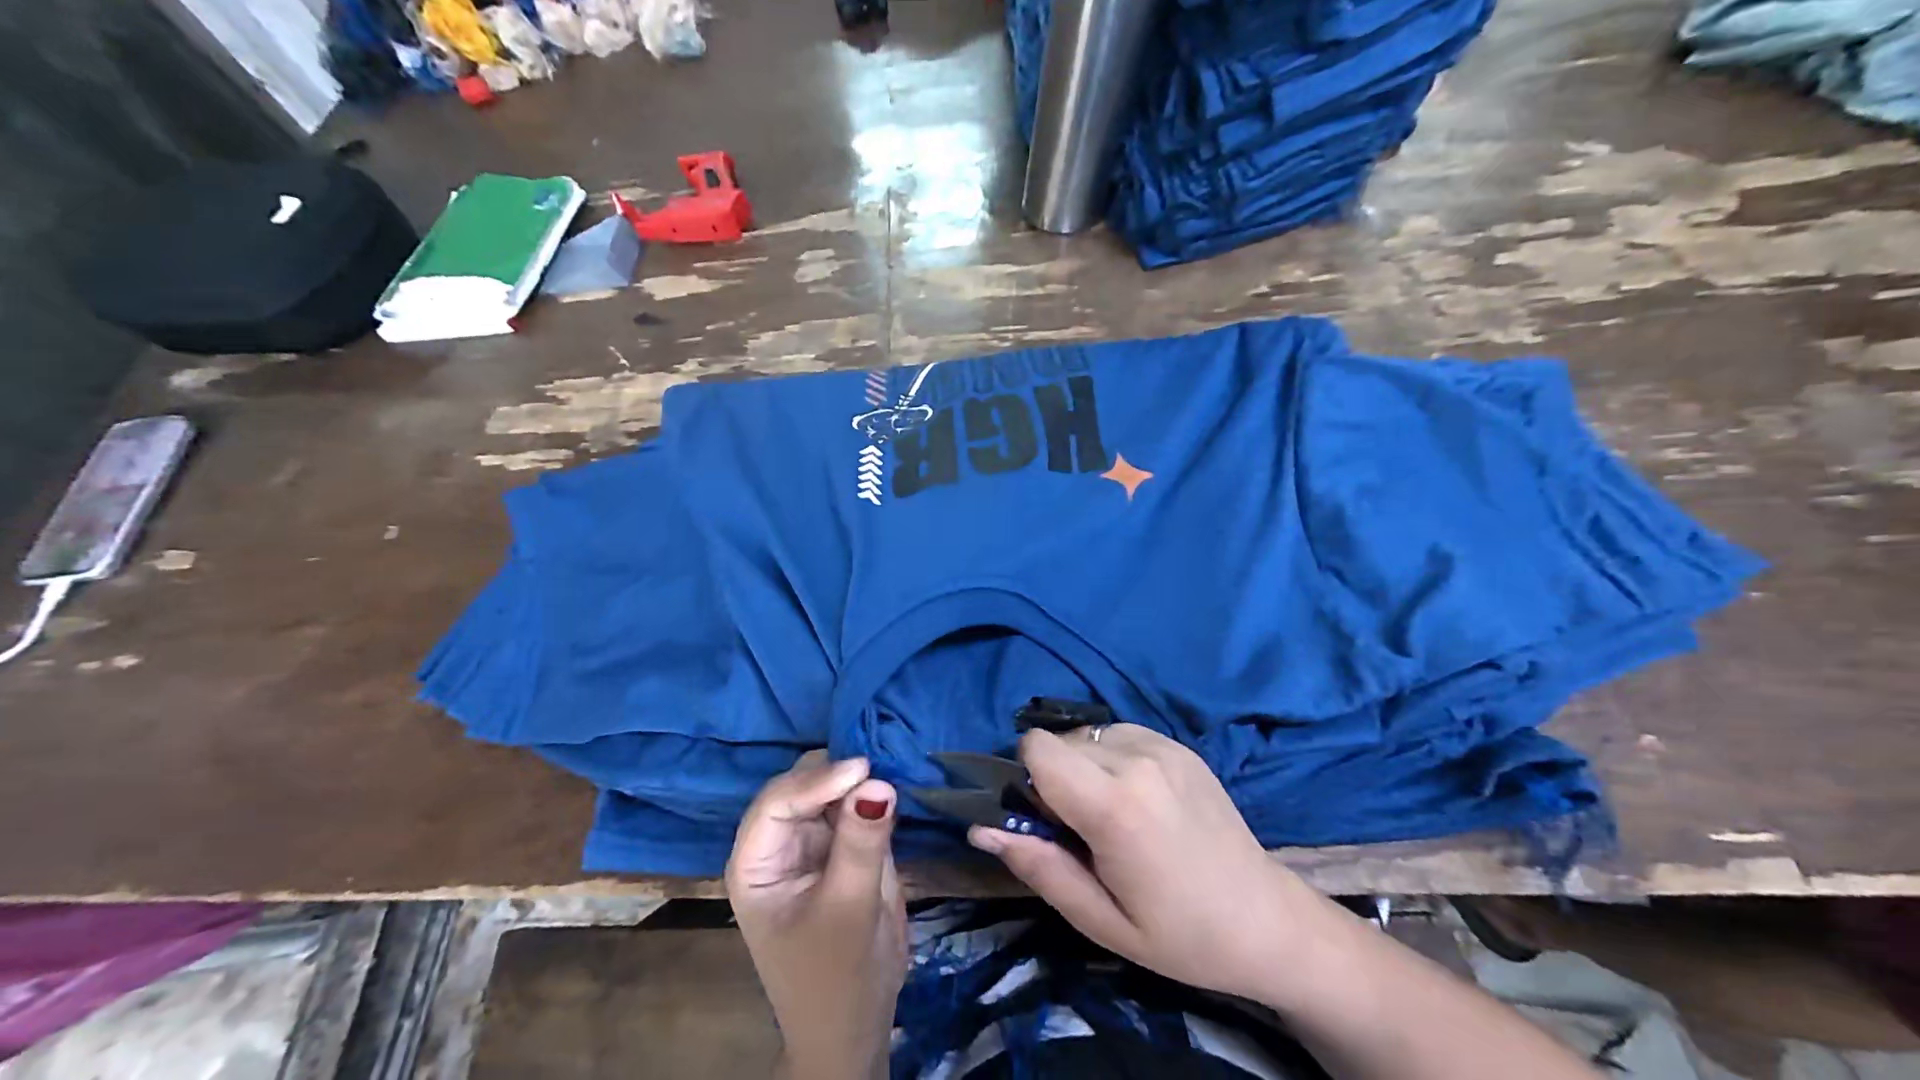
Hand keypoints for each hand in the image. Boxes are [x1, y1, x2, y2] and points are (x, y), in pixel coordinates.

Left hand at [727, 752, 904, 1079]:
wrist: (856, 1024)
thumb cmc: (837, 977)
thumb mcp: (849, 910)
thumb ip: (860, 845)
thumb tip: (878, 783)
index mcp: (755, 863)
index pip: (776, 803)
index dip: (817, 780)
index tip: (863, 769)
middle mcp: (777, 844)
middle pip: (800, 786)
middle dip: (836, 774)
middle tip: (880, 769)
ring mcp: (810, 844)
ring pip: (829, 790)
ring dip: (856, 781)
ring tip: (889, 772)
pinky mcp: (840, 848)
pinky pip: (853, 808)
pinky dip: (871, 796)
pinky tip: (890, 789)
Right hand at [969, 725, 1345, 1003]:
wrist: (1266, 920)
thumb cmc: (1178, 935)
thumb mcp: (1099, 919)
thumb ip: (1038, 866)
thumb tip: (979, 829)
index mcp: (1115, 805)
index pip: (1037, 746)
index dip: (1027, 779)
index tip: (1046, 819)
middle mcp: (1137, 759)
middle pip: (1058, 740)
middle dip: (1054, 775)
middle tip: (1081, 826)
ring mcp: (1163, 746)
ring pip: (1087, 734)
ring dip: (1083, 765)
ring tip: (1113, 811)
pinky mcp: (1180, 745)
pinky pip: (1120, 734)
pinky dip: (1112, 758)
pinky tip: (1139, 798)